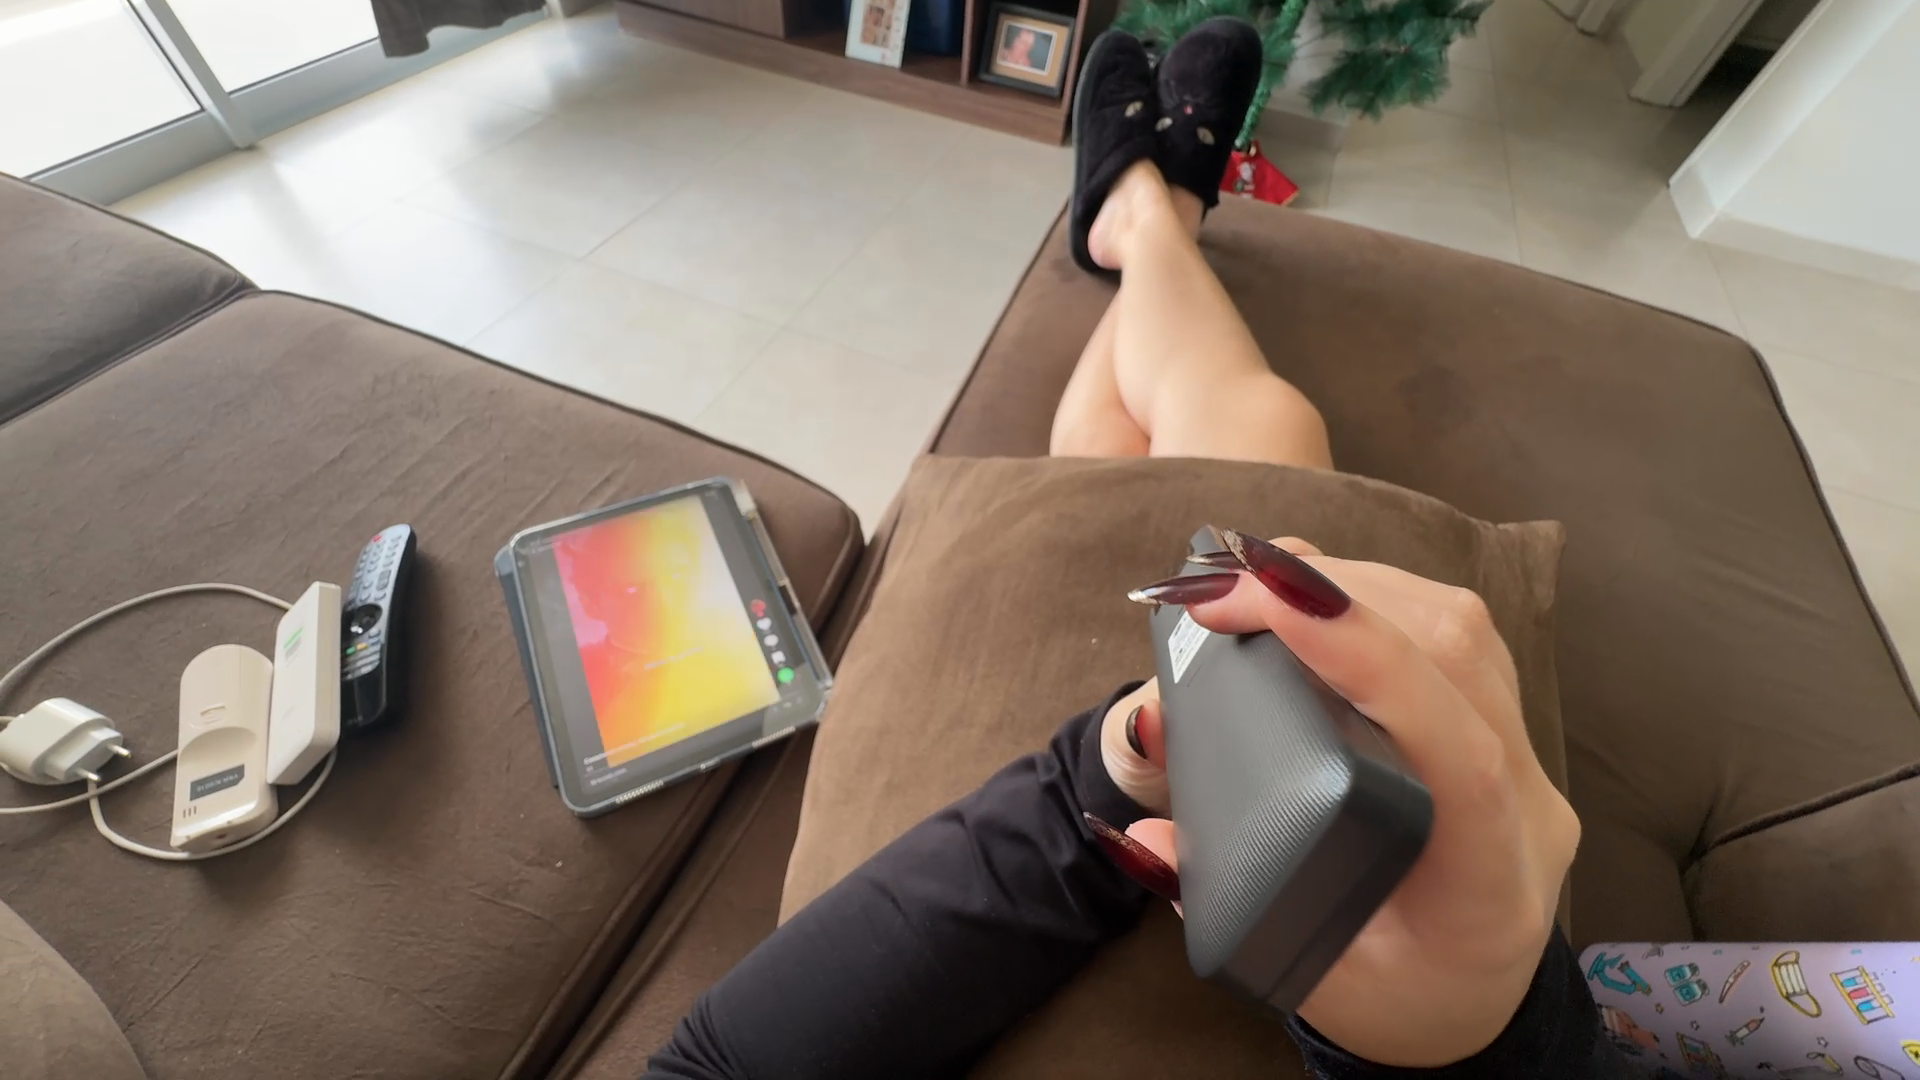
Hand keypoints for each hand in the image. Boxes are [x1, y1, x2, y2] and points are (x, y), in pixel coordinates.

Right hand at [1098, 534, 1578, 1067]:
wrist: (1467, 992)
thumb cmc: (1388, 993)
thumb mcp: (1295, 969)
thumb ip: (1208, 902)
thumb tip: (1133, 833)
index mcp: (1483, 883)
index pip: (1452, 749)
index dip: (1362, 654)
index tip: (1263, 601)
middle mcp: (1522, 802)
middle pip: (1448, 653)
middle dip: (1324, 593)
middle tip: (1214, 587)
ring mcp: (1521, 752)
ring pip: (1450, 622)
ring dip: (1341, 578)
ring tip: (1246, 576)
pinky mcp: (1496, 717)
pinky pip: (1443, 623)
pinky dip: (1363, 588)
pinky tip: (1301, 588)